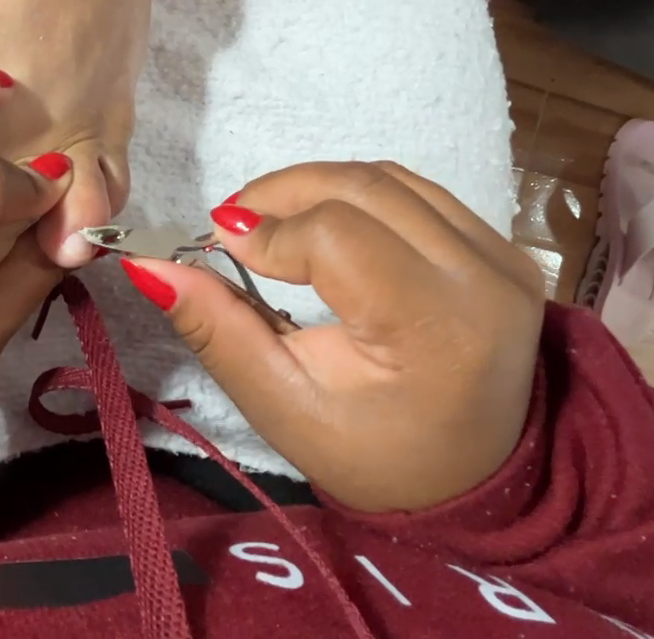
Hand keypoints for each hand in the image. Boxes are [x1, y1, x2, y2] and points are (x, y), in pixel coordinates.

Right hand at [120, 162, 542, 511]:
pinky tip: (324, 222)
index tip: (223, 249)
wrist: (476, 476)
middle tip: (232, 220)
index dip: (268, 233)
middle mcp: (482, 279)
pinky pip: (415, 189)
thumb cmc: (371, 451)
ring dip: (315, 185)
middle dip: (281, 192)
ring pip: (386, 177)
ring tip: (270, 220)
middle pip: (362, 187)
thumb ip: (216, 329)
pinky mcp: (506, 247)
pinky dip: (355, 192)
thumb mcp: (280, 404)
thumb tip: (147, 264)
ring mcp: (502, 256)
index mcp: (433, 330)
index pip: (336, 236)